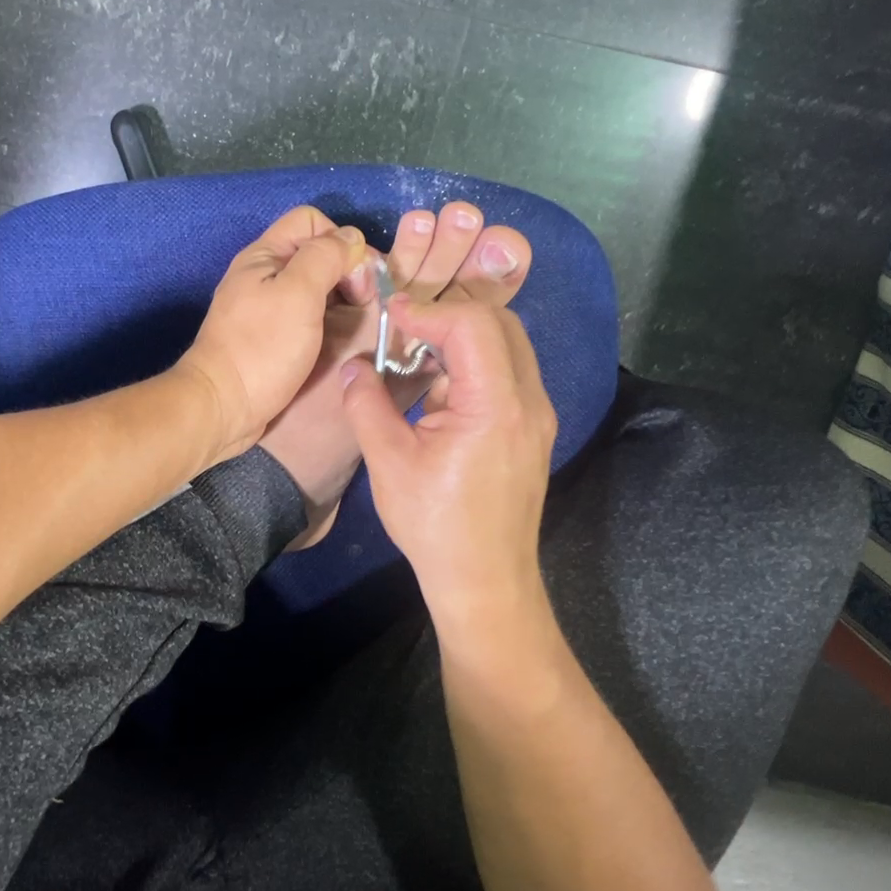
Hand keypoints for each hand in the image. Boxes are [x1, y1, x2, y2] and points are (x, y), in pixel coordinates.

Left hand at [175, 206, 371, 463]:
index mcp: (263, 256)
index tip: (357, 278)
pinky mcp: (268, 340)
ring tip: (355, 322)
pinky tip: (336, 340)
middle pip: (314, 253)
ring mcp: (264, 309)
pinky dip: (325, 322)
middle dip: (345, 270)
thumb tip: (350, 238)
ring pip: (313, 288)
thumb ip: (325, 257)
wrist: (222, 408)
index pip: (311, 221)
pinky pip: (305, 317)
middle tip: (362, 304)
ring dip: (338, 299)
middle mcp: (261, 276)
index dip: (340, 240)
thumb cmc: (261, 348)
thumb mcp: (298, 293)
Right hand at [260, 203, 531, 548]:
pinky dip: (474, 364)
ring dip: (464, 339)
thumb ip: (367, 405)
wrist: (484, 579)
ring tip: (416, 355)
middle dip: (450, 316)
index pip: (473, 326)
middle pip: (501, 325)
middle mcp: (529, 402)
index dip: (428, 311)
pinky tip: (438, 389)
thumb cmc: (433, 524)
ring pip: (509, 347)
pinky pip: (508, 375)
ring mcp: (537, 416)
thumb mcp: (388, 463)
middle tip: (403, 329)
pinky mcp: (531, 430)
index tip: (390, 315)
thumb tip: (354, 366)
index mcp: (495, 406)